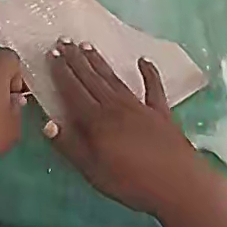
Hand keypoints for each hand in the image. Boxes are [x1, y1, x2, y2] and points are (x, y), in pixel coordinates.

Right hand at [43, 41, 226, 217]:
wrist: (179, 185)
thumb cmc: (131, 182)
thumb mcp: (92, 170)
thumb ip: (69, 145)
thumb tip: (47, 123)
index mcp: (96, 120)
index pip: (73, 90)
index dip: (61, 71)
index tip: (51, 53)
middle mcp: (116, 107)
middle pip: (92, 78)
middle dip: (76, 59)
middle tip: (64, 40)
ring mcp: (140, 108)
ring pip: (115, 79)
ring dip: (100, 62)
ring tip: (87, 46)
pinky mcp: (161, 113)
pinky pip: (153, 88)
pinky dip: (149, 73)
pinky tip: (144, 61)